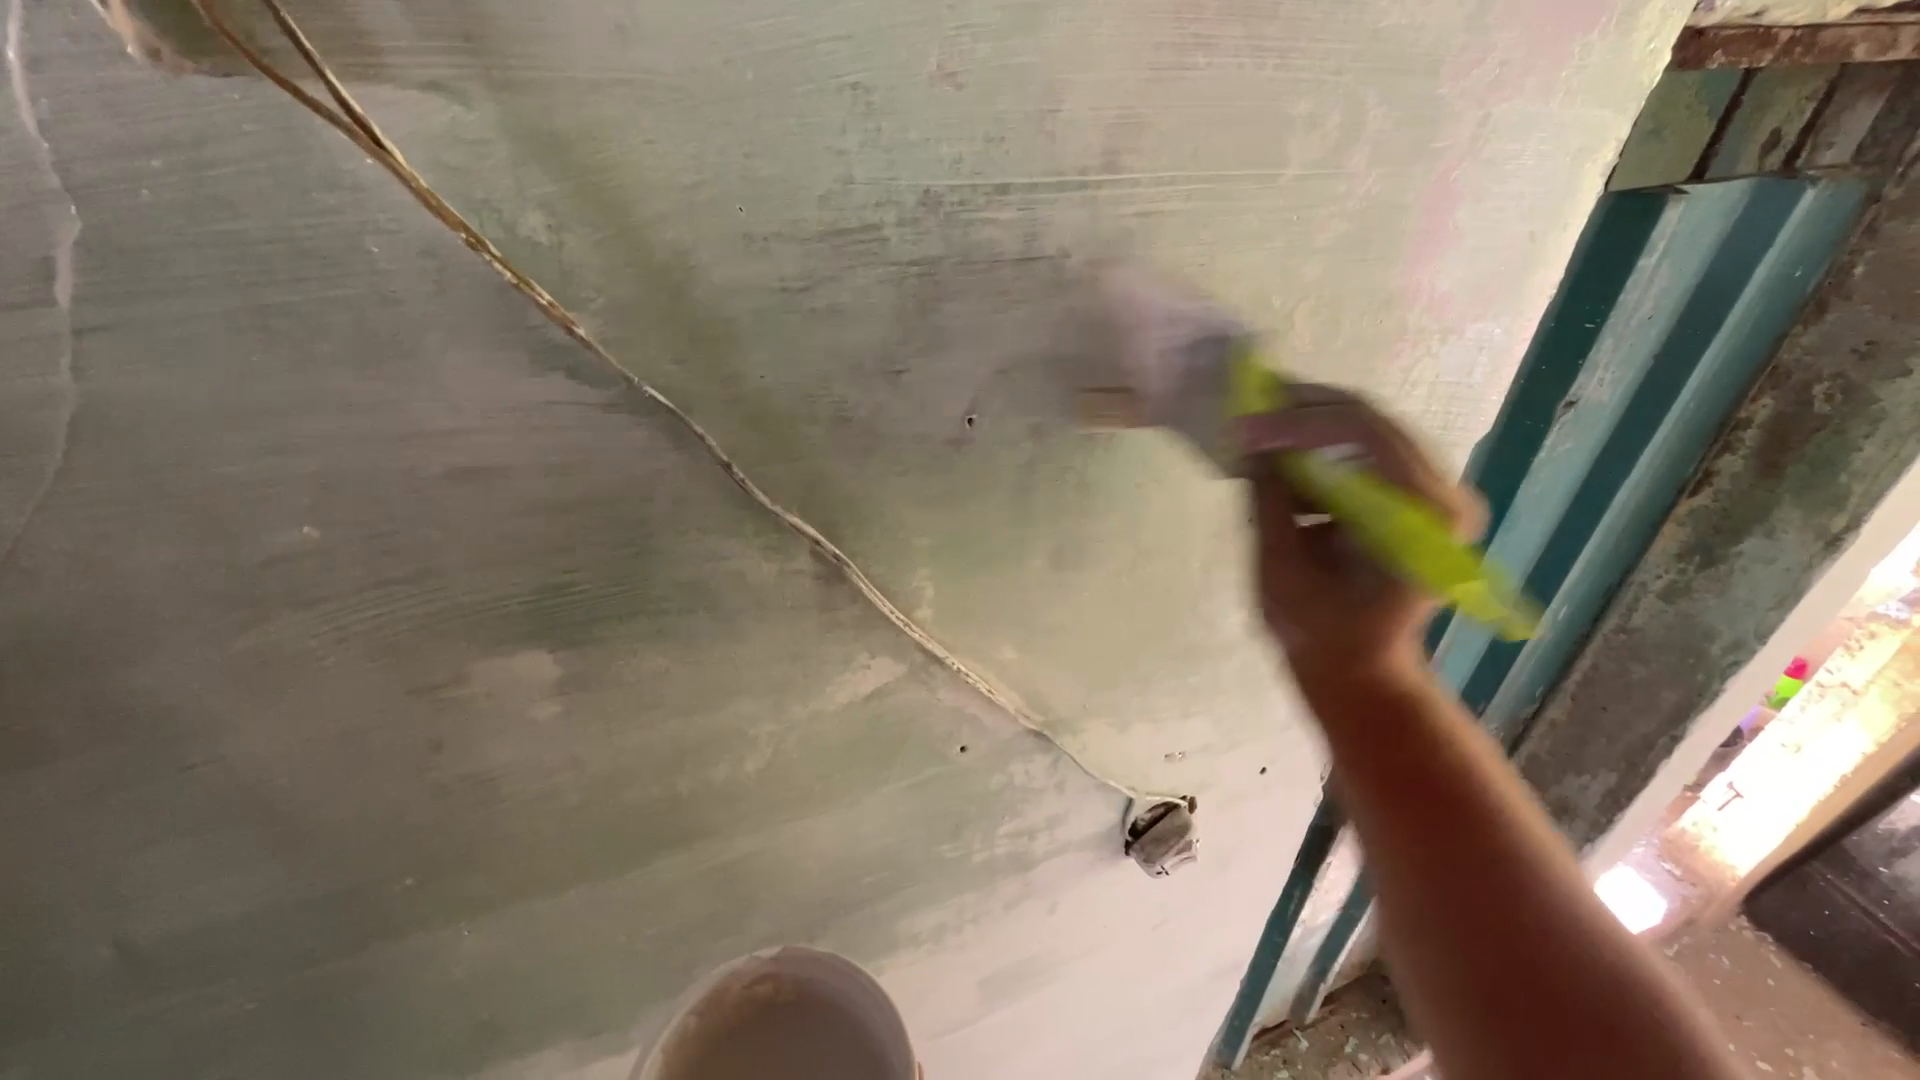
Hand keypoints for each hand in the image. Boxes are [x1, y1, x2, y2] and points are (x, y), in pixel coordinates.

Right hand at [1242, 385, 1484, 685]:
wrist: (1357, 669)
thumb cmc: (1320, 634)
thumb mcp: (1281, 569)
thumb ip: (1269, 500)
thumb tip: (1252, 444)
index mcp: (1424, 516)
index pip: (1367, 432)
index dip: (1300, 421)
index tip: (1248, 428)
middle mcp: (1443, 495)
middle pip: (1370, 424)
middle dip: (1302, 414)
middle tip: (1248, 410)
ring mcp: (1433, 495)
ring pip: (1365, 434)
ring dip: (1309, 430)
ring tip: (1258, 430)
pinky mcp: (1412, 501)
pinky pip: (1364, 456)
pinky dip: (1320, 453)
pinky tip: (1280, 457)